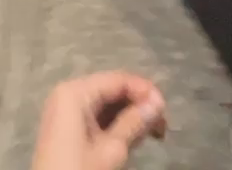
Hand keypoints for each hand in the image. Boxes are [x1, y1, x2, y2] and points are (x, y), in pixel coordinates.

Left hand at [30, 71, 167, 169]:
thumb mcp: (110, 151)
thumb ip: (134, 123)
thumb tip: (157, 102)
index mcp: (75, 92)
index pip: (118, 80)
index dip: (145, 91)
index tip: (165, 110)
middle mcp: (68, 94)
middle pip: (112, 91)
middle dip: (138, 106)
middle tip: (162, 126)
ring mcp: (65, 112)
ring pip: (105, 105)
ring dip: (129, 118)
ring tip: (152, 135)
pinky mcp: (66, 129)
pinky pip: (96, 118)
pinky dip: (115, 127)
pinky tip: (132, 139)